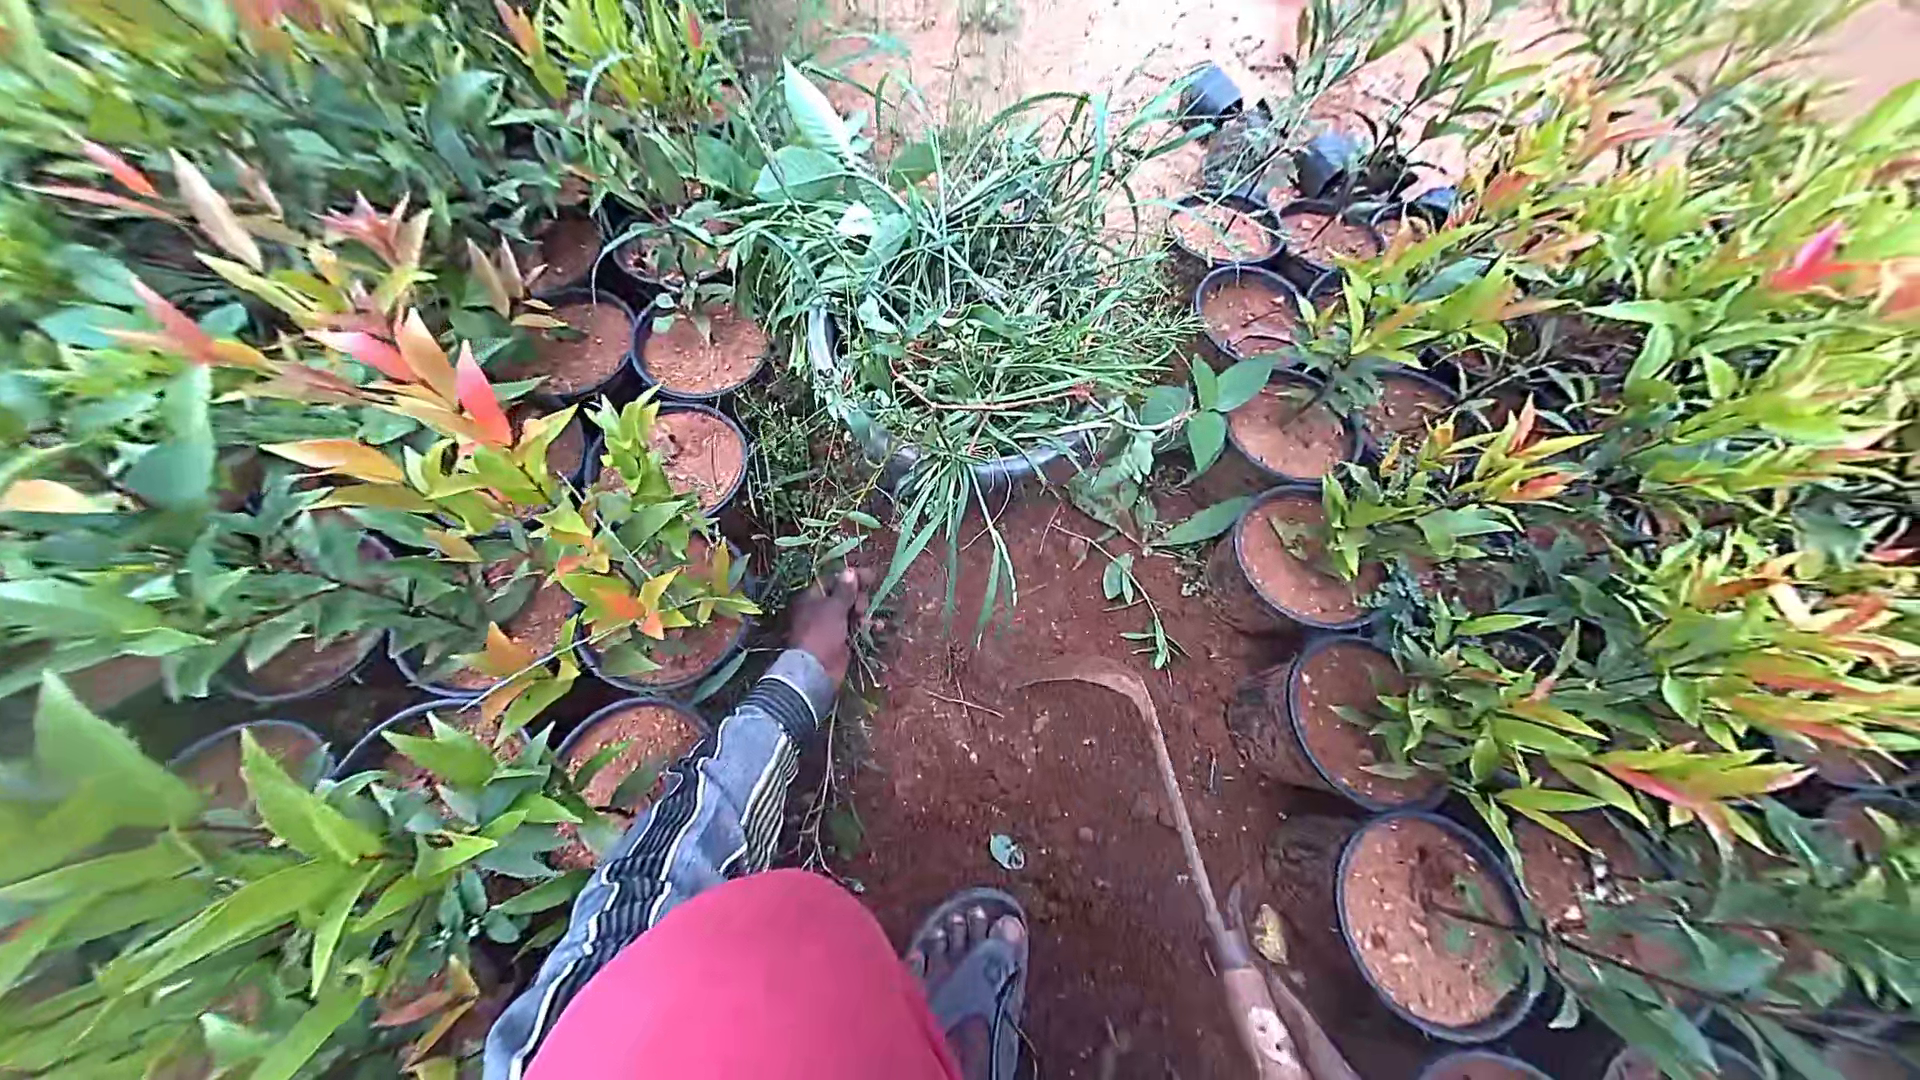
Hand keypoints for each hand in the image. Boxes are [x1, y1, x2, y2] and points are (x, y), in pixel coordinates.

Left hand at [788, 566, 870, 688]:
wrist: (816, 670)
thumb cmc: (821, 633)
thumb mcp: (833, 608)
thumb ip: (844, 590)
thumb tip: (850, 571)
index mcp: (813, 597)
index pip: (834, 580)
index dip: (851, 577)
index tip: (870, 576)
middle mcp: (821, 609)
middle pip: (844, 594)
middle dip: (858, 597)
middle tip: (861, 606)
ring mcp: (831, 625)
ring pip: (851, 610)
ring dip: (863, 611)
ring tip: (865, 620)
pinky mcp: (841, 639)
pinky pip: (855, 626)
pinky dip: (865, 625)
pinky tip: (876, 626)